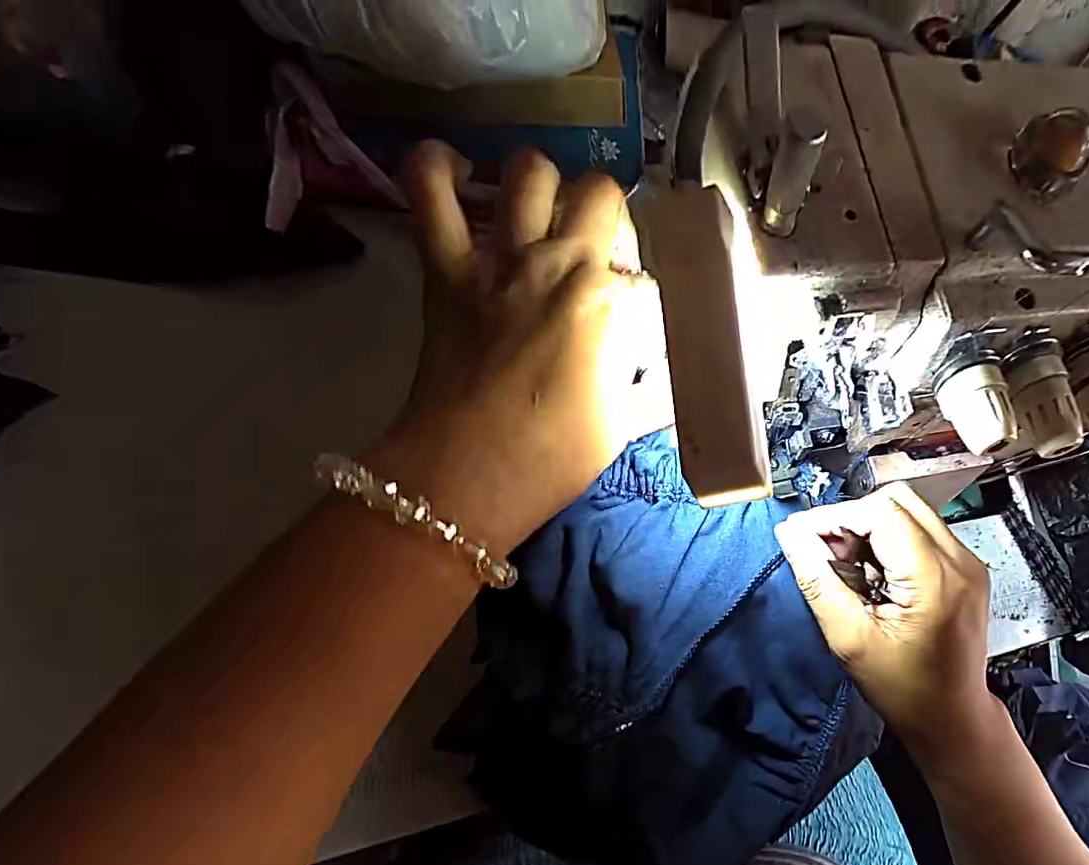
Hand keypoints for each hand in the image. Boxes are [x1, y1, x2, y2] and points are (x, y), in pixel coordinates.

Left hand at [367, 140, 669, 554]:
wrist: (472, 473)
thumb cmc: (558, 454)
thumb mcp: (625, 421)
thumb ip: (649, 385)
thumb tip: (659, 372)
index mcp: (608, 304)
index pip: (643, 271)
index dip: (644, 292)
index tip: (635, 318)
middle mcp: (559, 264)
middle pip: (599, 193)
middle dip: (611, 212)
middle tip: (601, 246)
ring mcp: (498, 258)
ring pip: (528, 172)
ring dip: (546, 184)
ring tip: (545, 212)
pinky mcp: (444, 266)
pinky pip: (428, 188)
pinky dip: (439, 167)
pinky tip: (459, 174)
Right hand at [774, 483, 1007, 762]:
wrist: (953, 717)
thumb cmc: (906, 690)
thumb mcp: (851, 639)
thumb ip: (818, 582)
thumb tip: (792, 536)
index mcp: (935, 578)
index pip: (880, 512)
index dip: (835, 517)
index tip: (804, 535)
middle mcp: (960, 561)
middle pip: (897, 501)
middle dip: (853, 519)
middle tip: (827, 552)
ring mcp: (968, 563)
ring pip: (910, 512)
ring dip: (871, 529)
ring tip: (850, 568)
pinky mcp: (966, 569)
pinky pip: (923, 532)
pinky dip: (891, 541)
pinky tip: (875, 575)